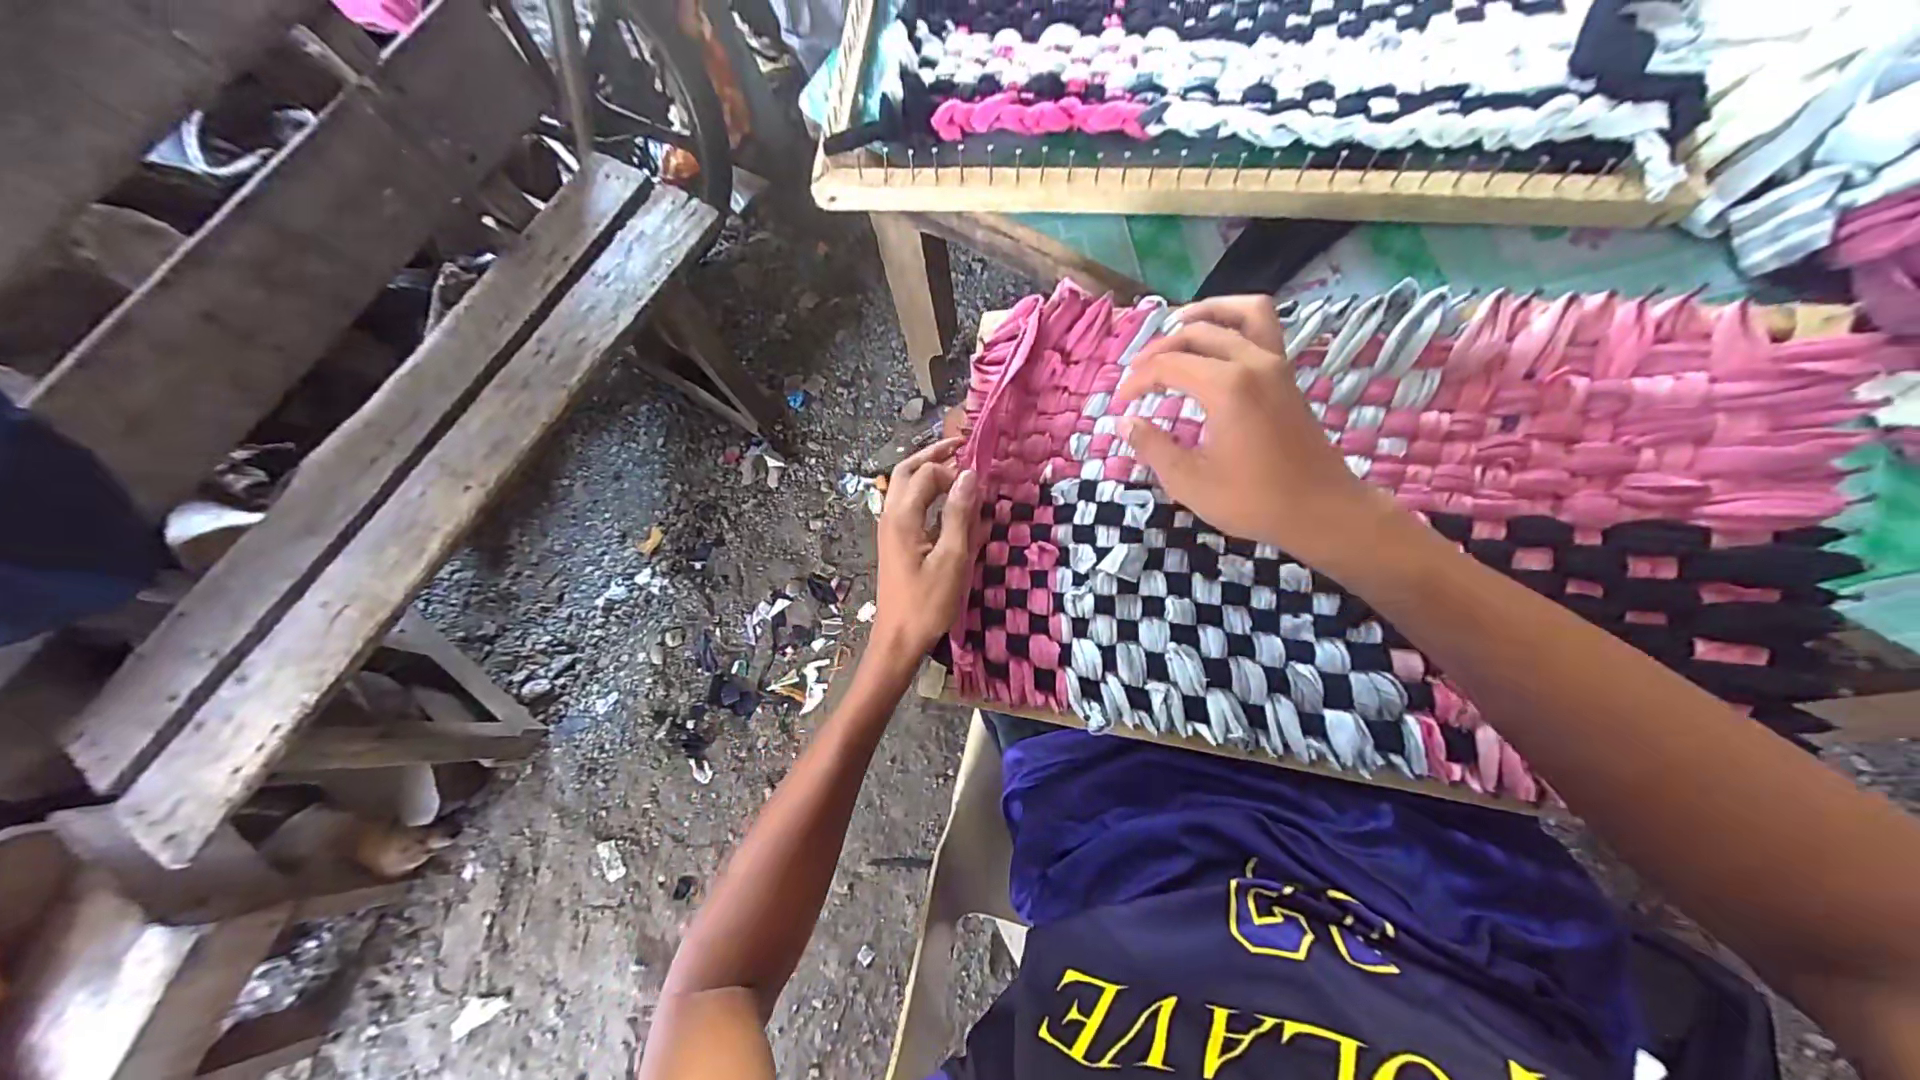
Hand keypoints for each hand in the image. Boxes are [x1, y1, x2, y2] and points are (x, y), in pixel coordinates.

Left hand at [872, 437, 981, 658]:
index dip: (954, 471)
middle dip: (933, 455)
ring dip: (927, 471)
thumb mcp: (952, 558)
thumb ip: (960, 514)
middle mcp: (891, 516)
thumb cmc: (927, 602)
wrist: (899, 637)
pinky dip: (926, 494)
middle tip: (961, 446)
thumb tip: (970, 475)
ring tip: (955, 466)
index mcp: (902, 517)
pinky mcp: (895, 542)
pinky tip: (946, 501)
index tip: (980, 479)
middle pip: (907, 471)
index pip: (928, 474)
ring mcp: (889, 529)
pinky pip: (908, 506)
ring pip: (904, 487)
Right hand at [1114, 298, 1396, 568]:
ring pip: (1240, 313)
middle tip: (1137, 377)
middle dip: (1158, 350)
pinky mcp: (1287, 374)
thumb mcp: (1190, 481)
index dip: (1137, 381)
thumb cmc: (1253, 500)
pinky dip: (1234, 323)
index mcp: (1227, 387)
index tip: (1120, 404)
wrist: (1322, 510)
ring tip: (1177, 328)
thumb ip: (1153, 446)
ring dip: (1205, 314)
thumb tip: (1126, 422)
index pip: (1168, 364)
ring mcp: (1276, 364)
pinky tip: (1215, 343)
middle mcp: (1253, 362)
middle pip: (1197, 332)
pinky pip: (1262, 327)